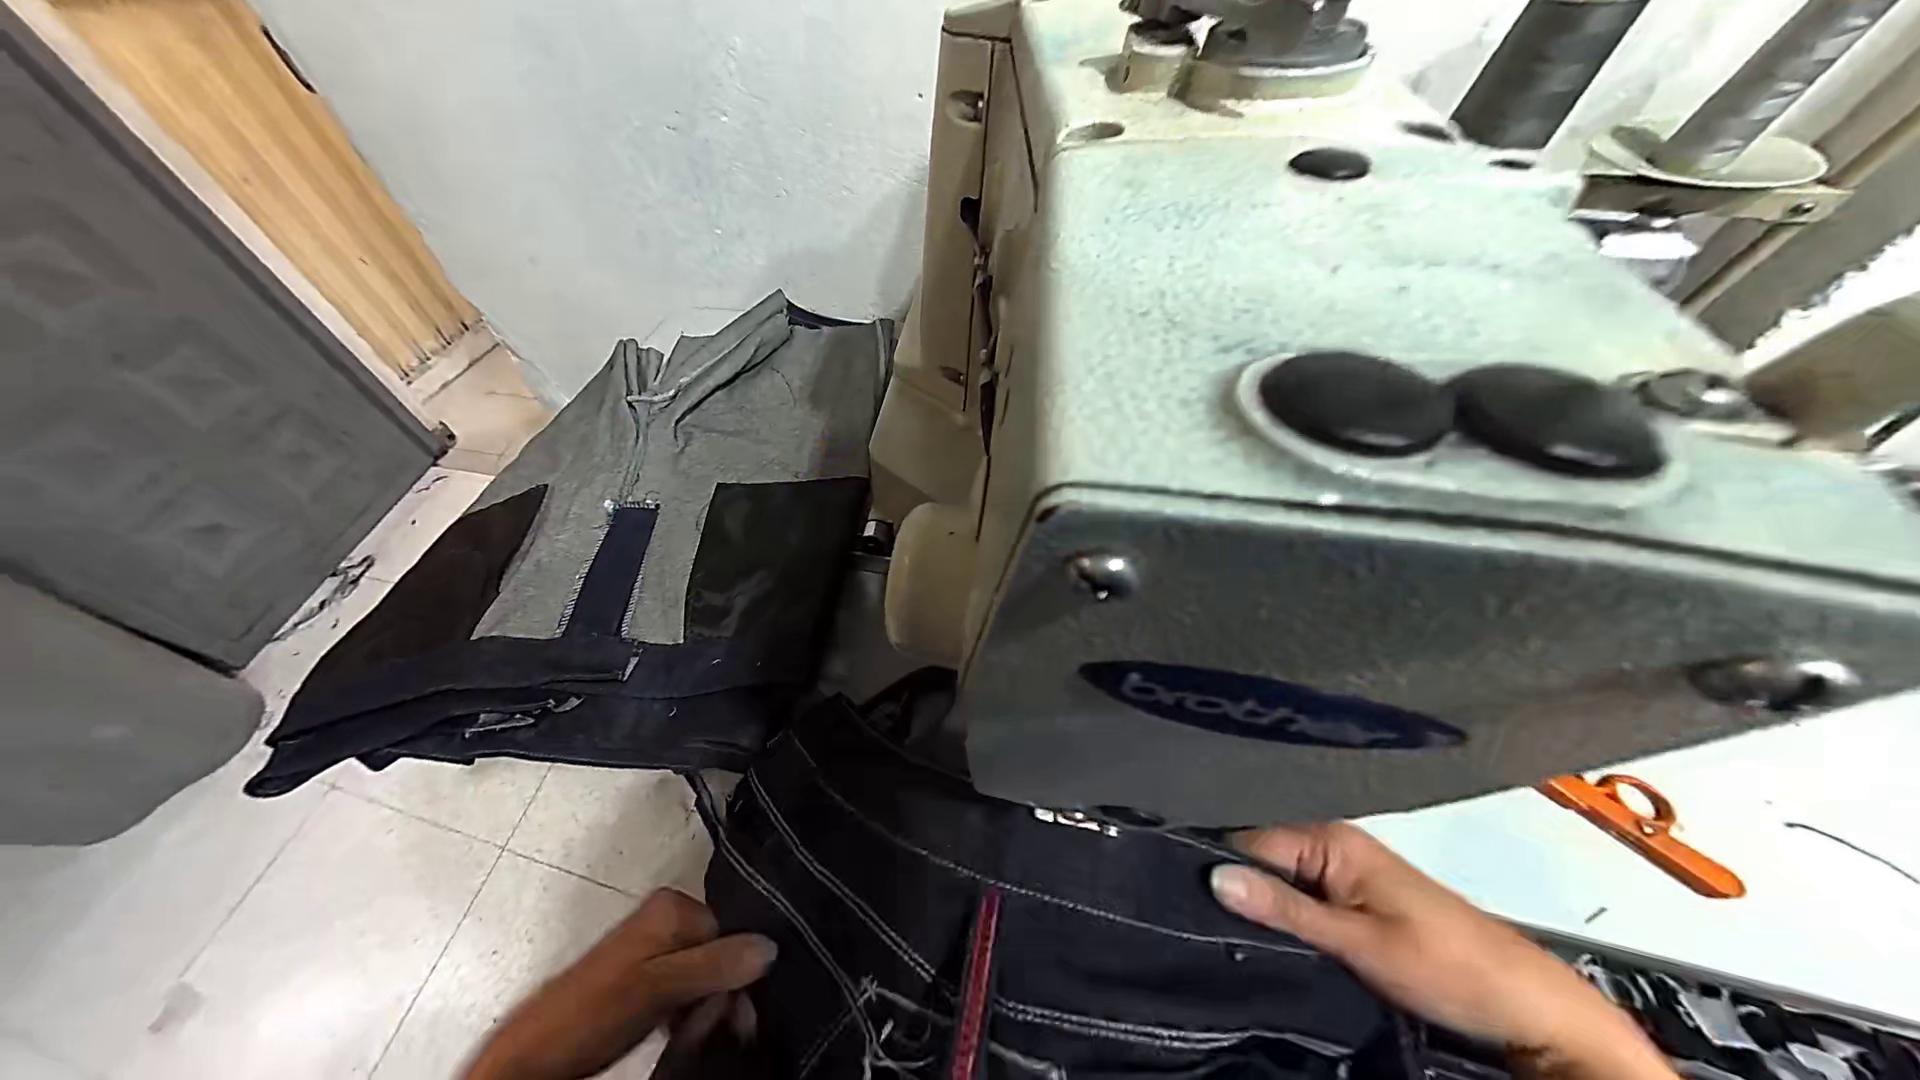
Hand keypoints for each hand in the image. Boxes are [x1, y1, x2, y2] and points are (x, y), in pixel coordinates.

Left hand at [464, 888, 775, 1079]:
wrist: (532, 1059)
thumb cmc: (592, 1012)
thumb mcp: (658, 987)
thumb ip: (714, 964)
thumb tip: (771, 946)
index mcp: (672, 904)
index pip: (730, 931)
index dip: (734, 972)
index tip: (731, 1009)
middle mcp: (665, 917)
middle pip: (718, 950)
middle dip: (719, 991)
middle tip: (705, 1026)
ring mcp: (652, 946)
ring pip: (703, 973)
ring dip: (703, 1006)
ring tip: (686, 1032)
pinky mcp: (642, 975)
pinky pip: (685, 987)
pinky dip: (686, 1011)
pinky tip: (675, 1031)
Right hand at [1211, 825, 1674, 1079]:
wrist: (1530, 1005)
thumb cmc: (1447, 966)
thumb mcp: (1359, 943)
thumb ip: (1284, 910)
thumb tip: (1213, 876)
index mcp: (1330, 838)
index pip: (1250, 842)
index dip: (1222, 871)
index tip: (1187, 901)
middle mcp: (1332, 842)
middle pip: (1262, 858)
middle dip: (1239, 888)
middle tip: (1205, 922)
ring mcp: (1344, 870)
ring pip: (1279, 879)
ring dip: (1262, 905)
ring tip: (1228, 930)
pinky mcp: (1353, 896)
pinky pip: (1301, 895)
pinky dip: (1285, 915)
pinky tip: (1268, 934)